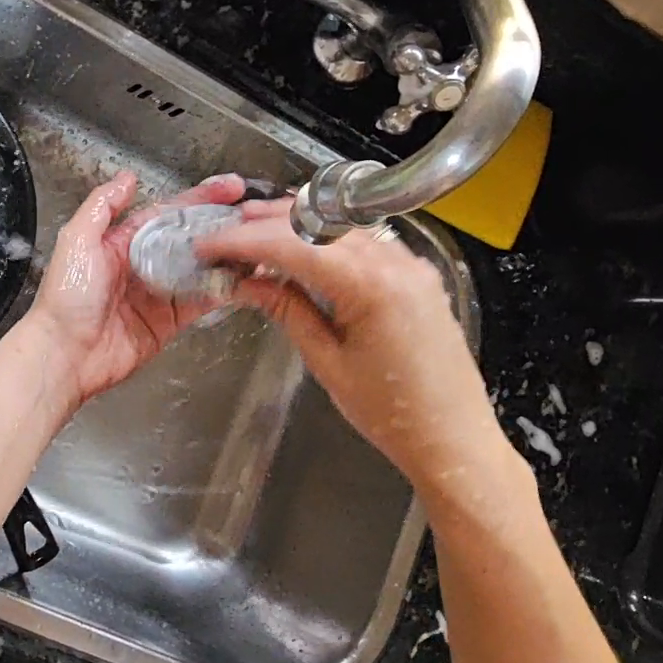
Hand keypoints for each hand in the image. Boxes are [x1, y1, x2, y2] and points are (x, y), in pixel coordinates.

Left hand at [18, 170, 247, 409]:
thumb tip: (127, 177)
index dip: (198, 199)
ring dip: (227, 256)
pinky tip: (245, 277)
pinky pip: (200, 302)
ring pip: (199, 269)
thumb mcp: (77, 240)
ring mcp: (158, 294)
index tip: (228, 186)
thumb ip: (102, 207)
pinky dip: (222, 290)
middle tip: (254, 212)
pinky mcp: (168, 322)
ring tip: (258, 242)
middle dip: (220, 224)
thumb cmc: (66, 296)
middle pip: (189, 239)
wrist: (65, 354)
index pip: (167, 213)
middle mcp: (142, 264)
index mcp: (121, 242)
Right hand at [193, 200, 503, 487]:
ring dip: (292, 223)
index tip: (208, 246)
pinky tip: (298, 246)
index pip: (291, 244)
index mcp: (370, 286)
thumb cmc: (389, 413)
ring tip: (250, 230)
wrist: (454, 439)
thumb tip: (245, 282)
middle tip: (222, 233)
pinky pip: (362, 238)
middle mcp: (394, 263)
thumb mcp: (326, 362)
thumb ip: (287, 311)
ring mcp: (410, 264)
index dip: (243, 241)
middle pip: (315, 223)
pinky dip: (324, 235)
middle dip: (262, 224)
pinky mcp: (415, 274)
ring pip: (339, 223)